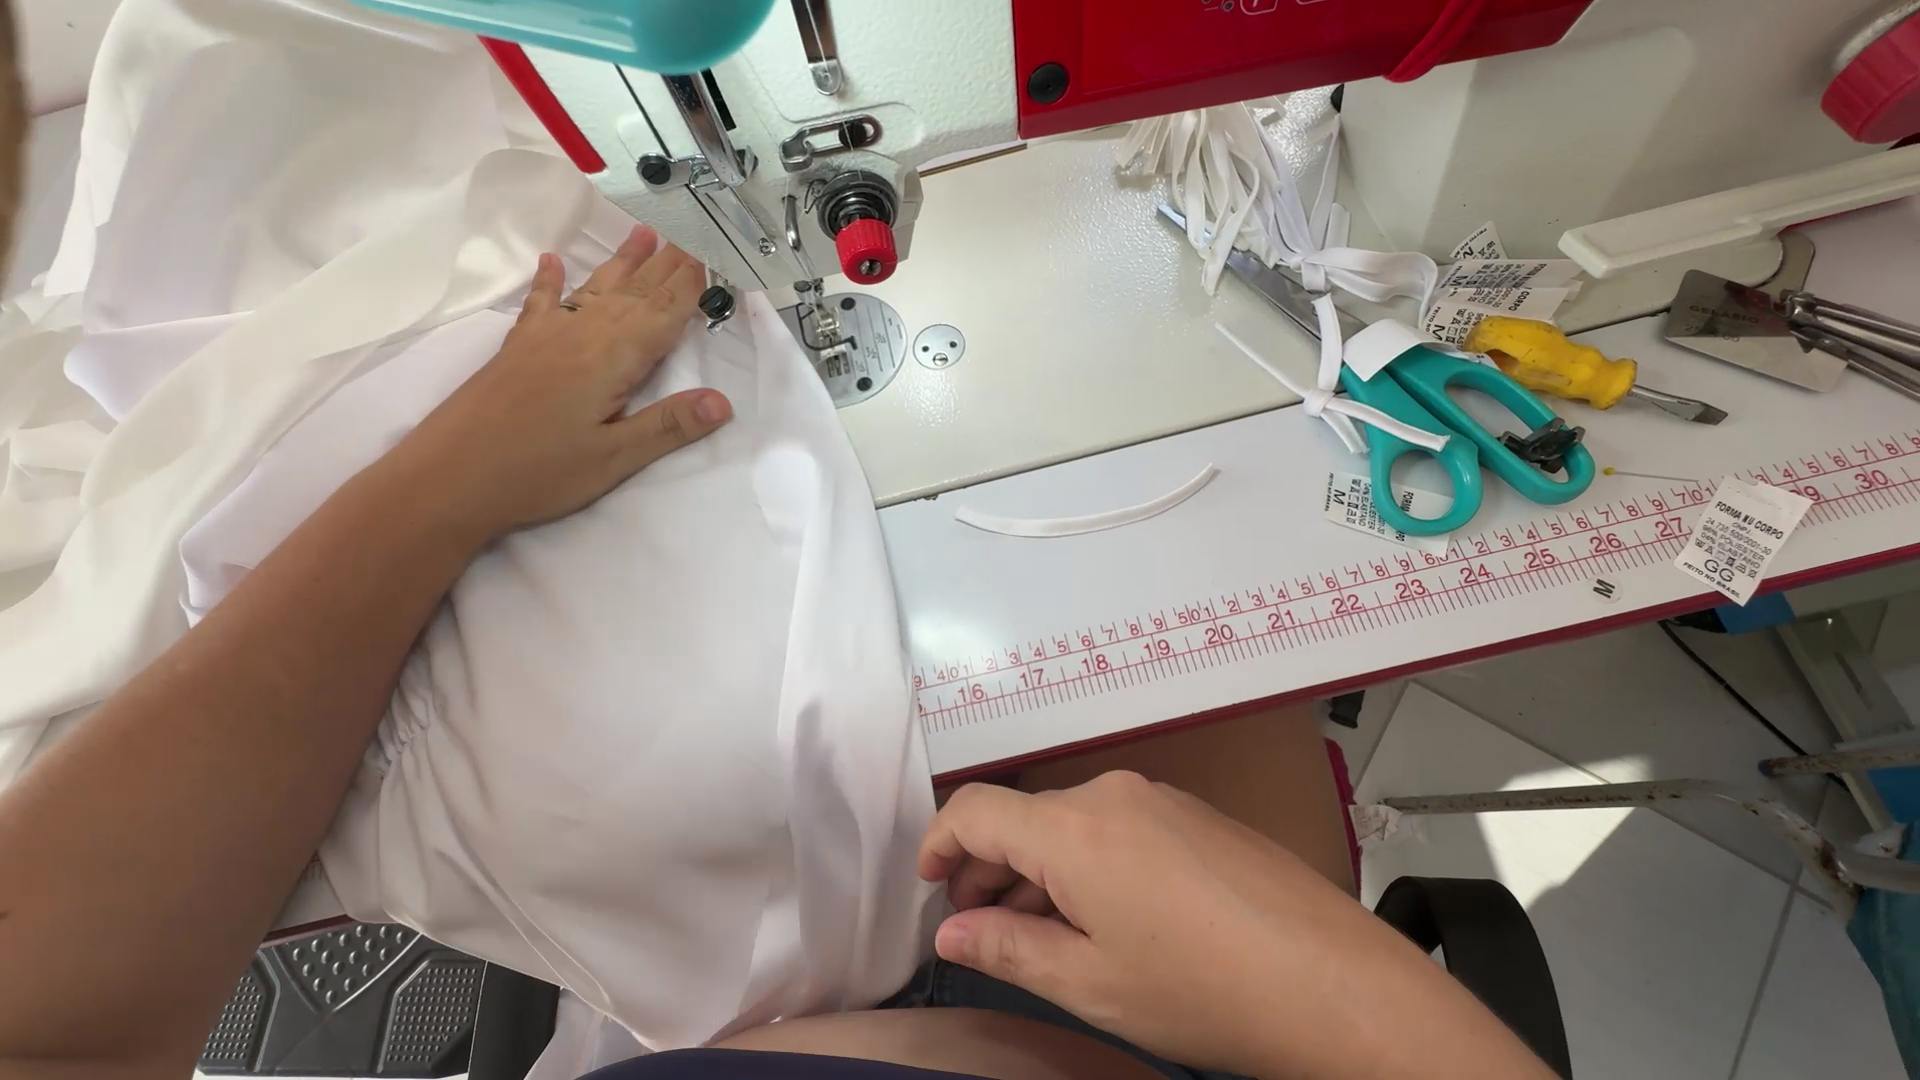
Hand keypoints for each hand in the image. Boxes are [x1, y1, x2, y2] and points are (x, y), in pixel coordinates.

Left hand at [391, 225, 732, 539]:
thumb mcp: (614, 458)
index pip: (663, 312)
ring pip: (595, 290)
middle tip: (692, 229)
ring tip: (644, 233)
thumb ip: (668, 426)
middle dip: (667, 263)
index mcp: (611, 359)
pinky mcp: (518, 349)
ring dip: (622, 262)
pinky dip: (549, 281)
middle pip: (634, 292)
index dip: (692, 284)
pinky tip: (550, 261)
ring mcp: (546, 338)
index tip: (716, 251)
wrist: (447, 477)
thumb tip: (723, 401)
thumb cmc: (538, 472)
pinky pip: (541, 304)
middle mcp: (581, 336)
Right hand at [920, 772, 1554, 1079]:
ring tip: (1035, 930)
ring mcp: (1158, 799)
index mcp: (1072, 826)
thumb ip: (1006, 948)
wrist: (1334, 982)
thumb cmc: (1200, 988)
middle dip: (988, 866)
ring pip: (1070, 822)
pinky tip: (1100, 914)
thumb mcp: (1088, 981)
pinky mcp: (1194, 814)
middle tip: (977, 923)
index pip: (977, 809)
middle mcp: (1110, 794)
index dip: (939, 840)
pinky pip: (1115, 825)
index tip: (926, 882)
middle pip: (1024, 816)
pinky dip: (1085, 862)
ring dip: (1038, 868)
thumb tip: (951, 930)